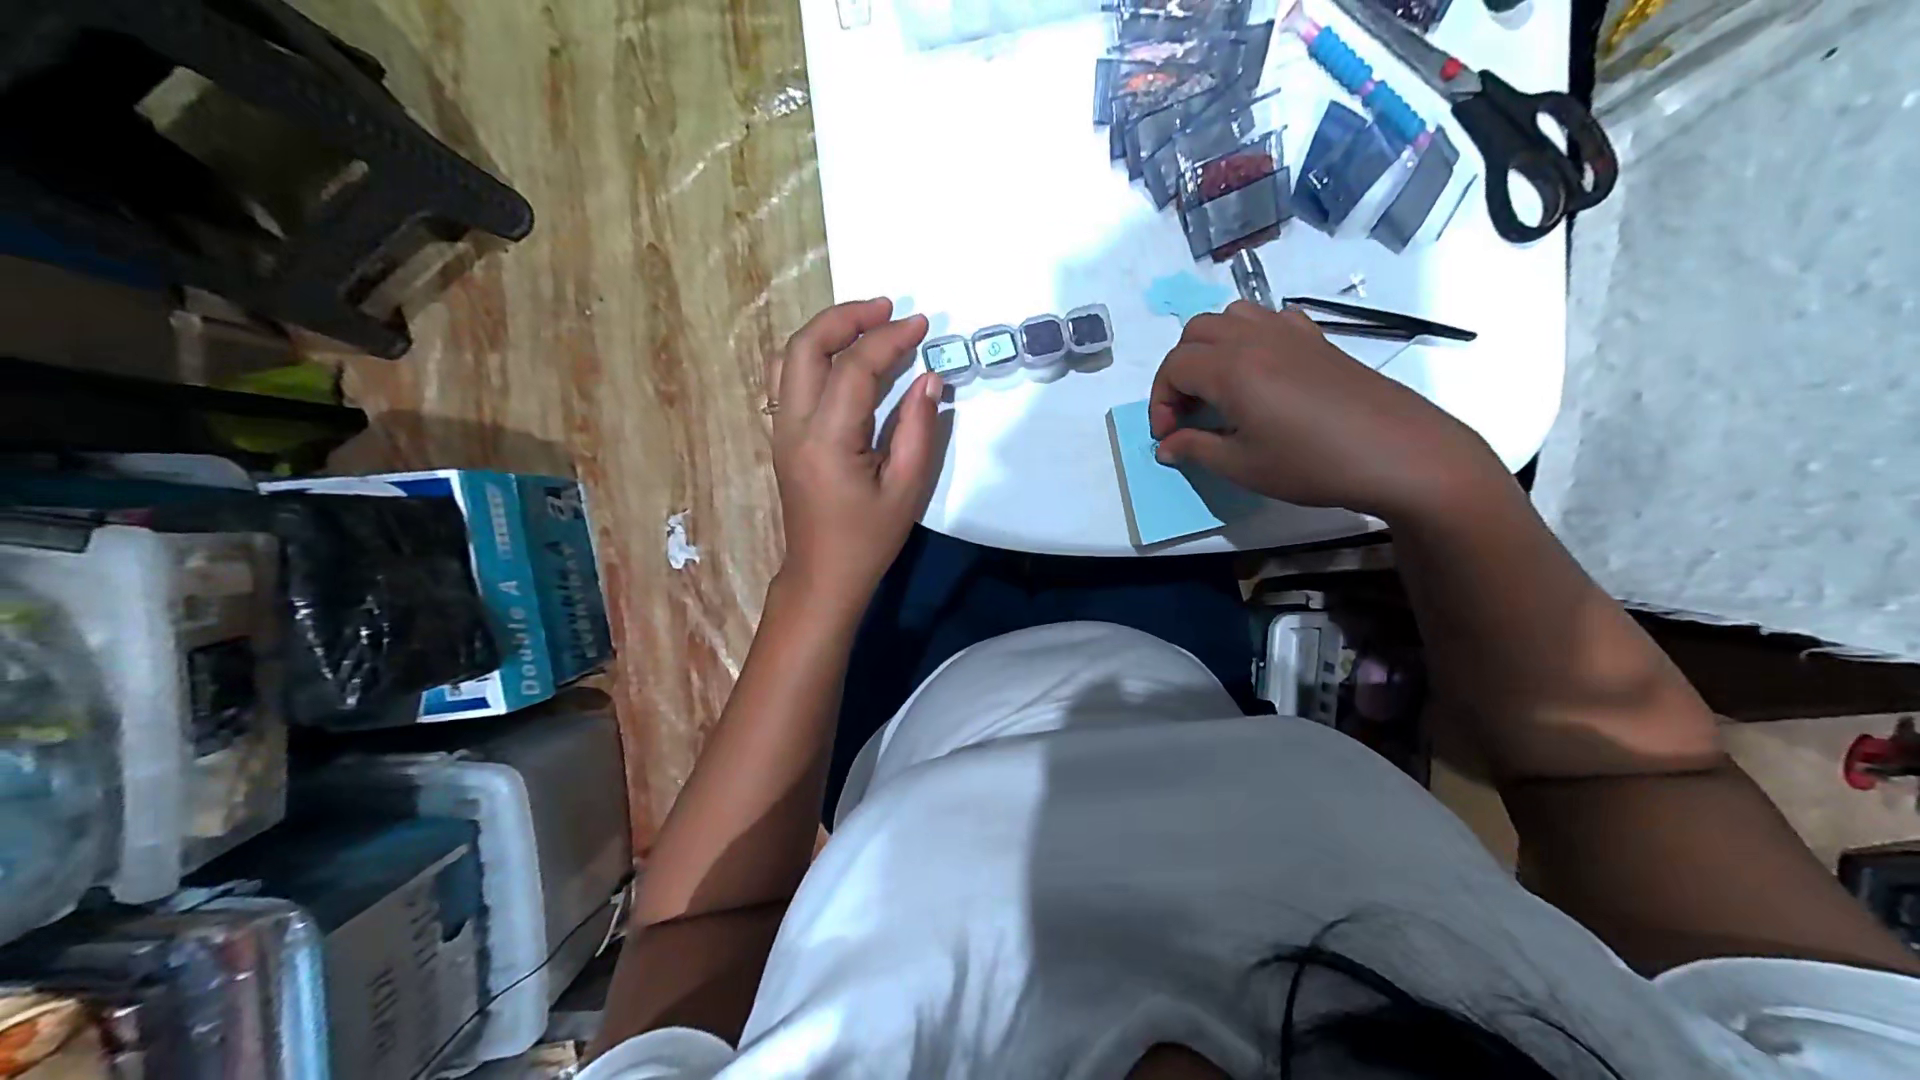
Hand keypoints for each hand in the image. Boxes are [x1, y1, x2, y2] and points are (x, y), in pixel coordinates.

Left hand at [770, 298, 942, 605]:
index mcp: (827, 440)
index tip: (921, 325)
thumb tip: (929, 378)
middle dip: (846, 317)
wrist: (823, 574)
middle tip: (887, 308)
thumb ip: (919, 429)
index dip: (888, 340)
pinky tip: (842, 355)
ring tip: (865, 321)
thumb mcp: (906, 488)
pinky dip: (814, 353)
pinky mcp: (782, 436)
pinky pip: (788, 378)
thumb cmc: (868, 538)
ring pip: (788, 357)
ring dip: (825, 331)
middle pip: (806, 347)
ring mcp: (781, 429)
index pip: (853, 368)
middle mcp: (794, 426)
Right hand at [1149, 301, 1507, 521]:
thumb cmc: (1312, 464)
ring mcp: (1290, 333)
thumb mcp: (1242, 466)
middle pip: (1195, 333)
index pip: (1173, 367)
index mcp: (1231, 367)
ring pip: (1231, 316)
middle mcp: (1255, 338)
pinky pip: (1270, 318)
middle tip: (1189, 412)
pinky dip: (1250, 336)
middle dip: (1179, 371)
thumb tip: (1166, 446)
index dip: (1160, 402)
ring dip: (1212, 346)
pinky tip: (1261, 370)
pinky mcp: (1317, 339)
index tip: (1170, 437)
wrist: (1398, 454)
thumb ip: (1195, 449)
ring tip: (1219, 387)